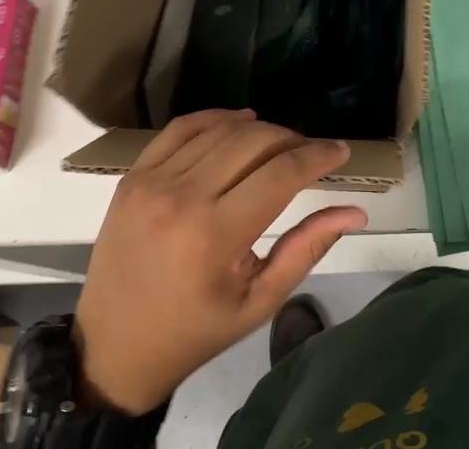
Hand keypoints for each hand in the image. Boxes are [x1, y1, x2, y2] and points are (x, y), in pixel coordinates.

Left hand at [74, 109, 366, 413]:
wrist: (113, 349)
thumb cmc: (195, 332)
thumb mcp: (260, 301)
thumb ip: (307, 248)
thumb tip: (356, 211)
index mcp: (214, 235)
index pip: (280, 174)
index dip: (318, 156)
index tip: (341, 152)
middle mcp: (181, 197)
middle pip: (253, 141)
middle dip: (293, 139)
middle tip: (312, 153)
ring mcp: (151, 182)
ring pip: (220, 130)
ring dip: (259, 129)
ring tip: (281, 143)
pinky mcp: (133, 177)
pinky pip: (180, 129)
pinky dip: (215, 119)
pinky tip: (238, 123)